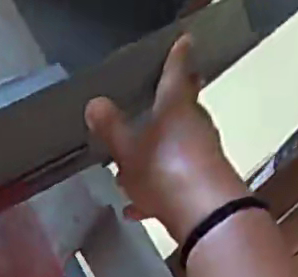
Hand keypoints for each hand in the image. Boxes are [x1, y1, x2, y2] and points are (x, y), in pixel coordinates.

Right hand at [85, 36, 250, 239]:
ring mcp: (200, 152)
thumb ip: (111, 129)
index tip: (182, 44)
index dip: (177, 57)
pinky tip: (136, 208)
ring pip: (174, 147)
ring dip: (155, 154)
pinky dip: (155, 190)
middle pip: (180, 109)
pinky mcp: (200, 181)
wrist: (203, 210)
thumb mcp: (128, 152)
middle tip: (153, 109)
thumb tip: (94, 103)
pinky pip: (172, 180)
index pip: (177, 72)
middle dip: (166, 110)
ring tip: (131, 170)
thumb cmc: (163, 170)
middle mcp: (193, 123)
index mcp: (176, 106)